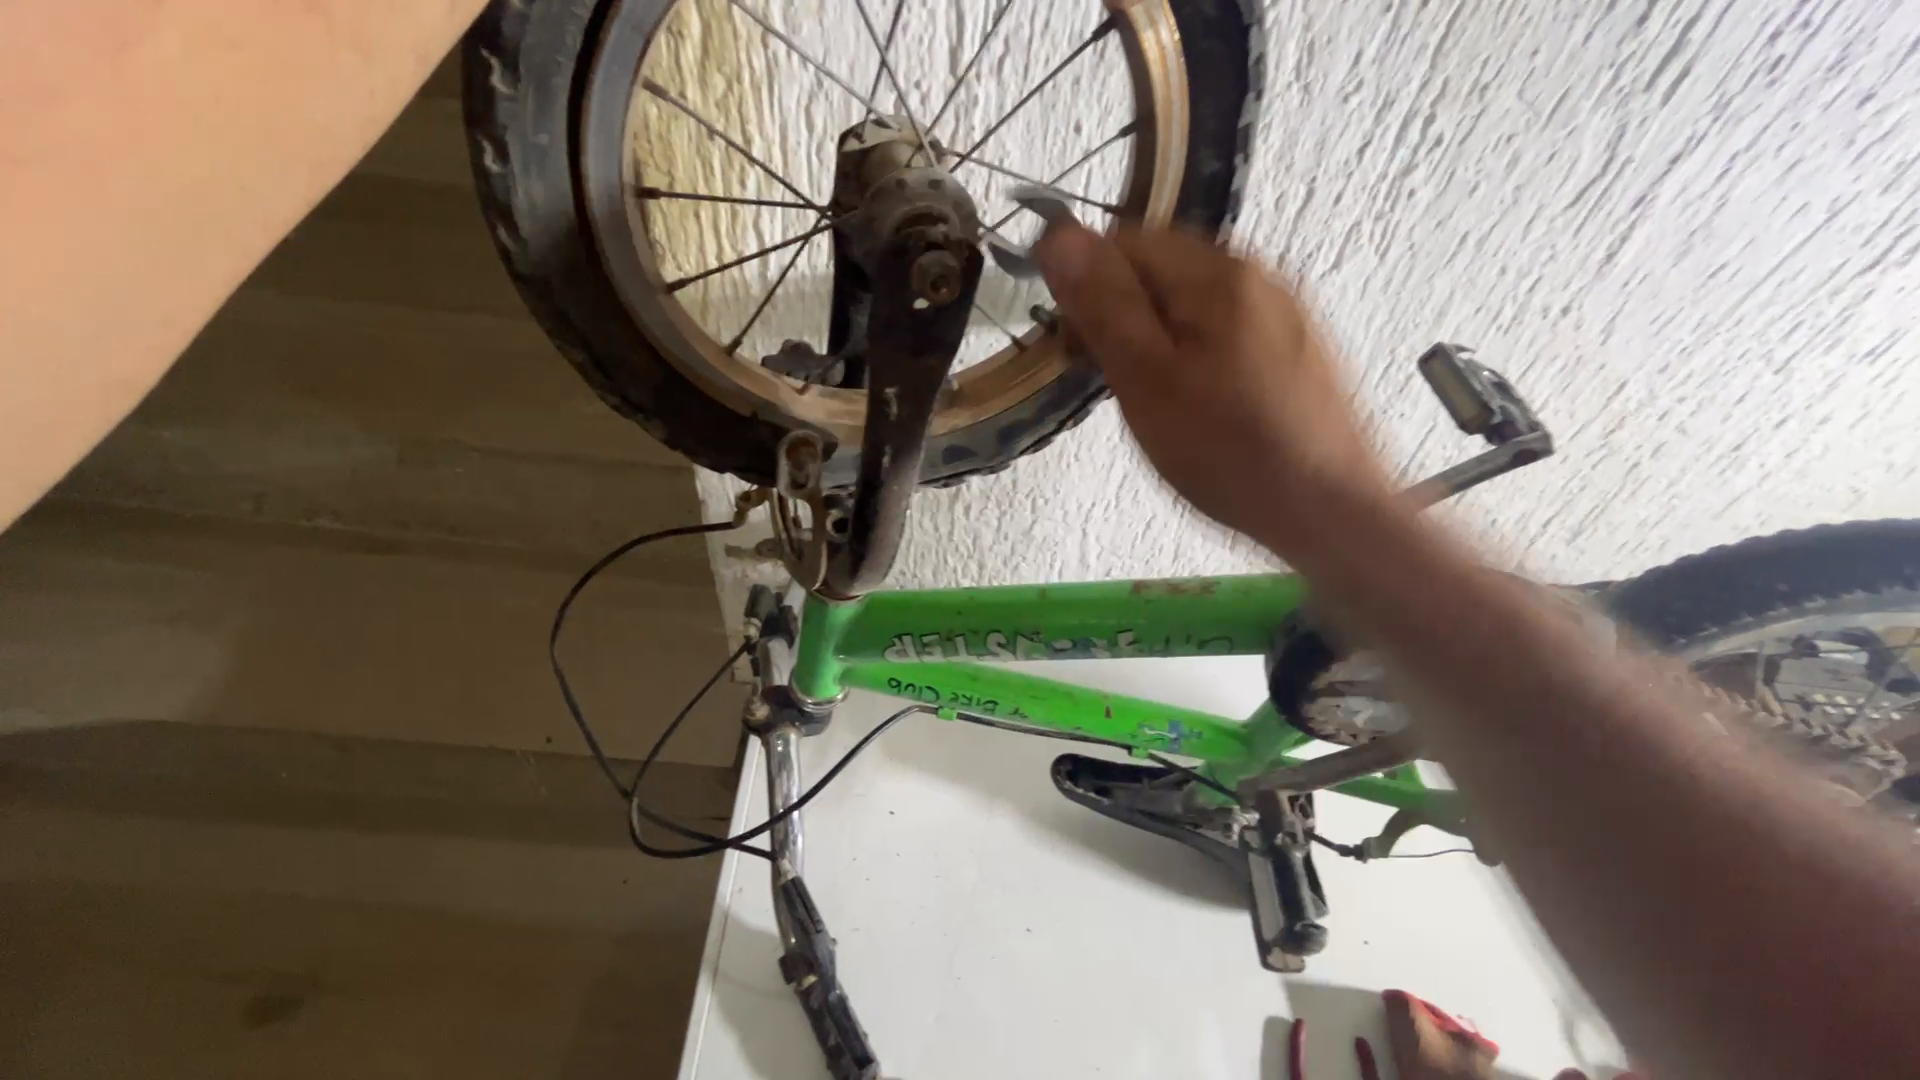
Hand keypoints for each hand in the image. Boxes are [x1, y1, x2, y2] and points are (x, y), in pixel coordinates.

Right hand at [1036, 222, 1393, 554]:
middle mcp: (1260, 272)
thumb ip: (1103, 305)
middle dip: (1122, 314)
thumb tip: (1058, 235)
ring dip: (1156, 337)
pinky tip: (1199, 404)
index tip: (1077, 348)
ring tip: (1154, 400)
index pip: (1125, 241)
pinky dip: (1195, 354)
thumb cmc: (1228, 452)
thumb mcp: (1146, 380)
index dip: (1086, 287)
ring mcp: (1286, 309)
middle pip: (1162, 267)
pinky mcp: (1298, 346)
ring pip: (1192, 302)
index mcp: (1218, 272)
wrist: (1330, 511)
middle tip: (1113, 381)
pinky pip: (1226, 329)